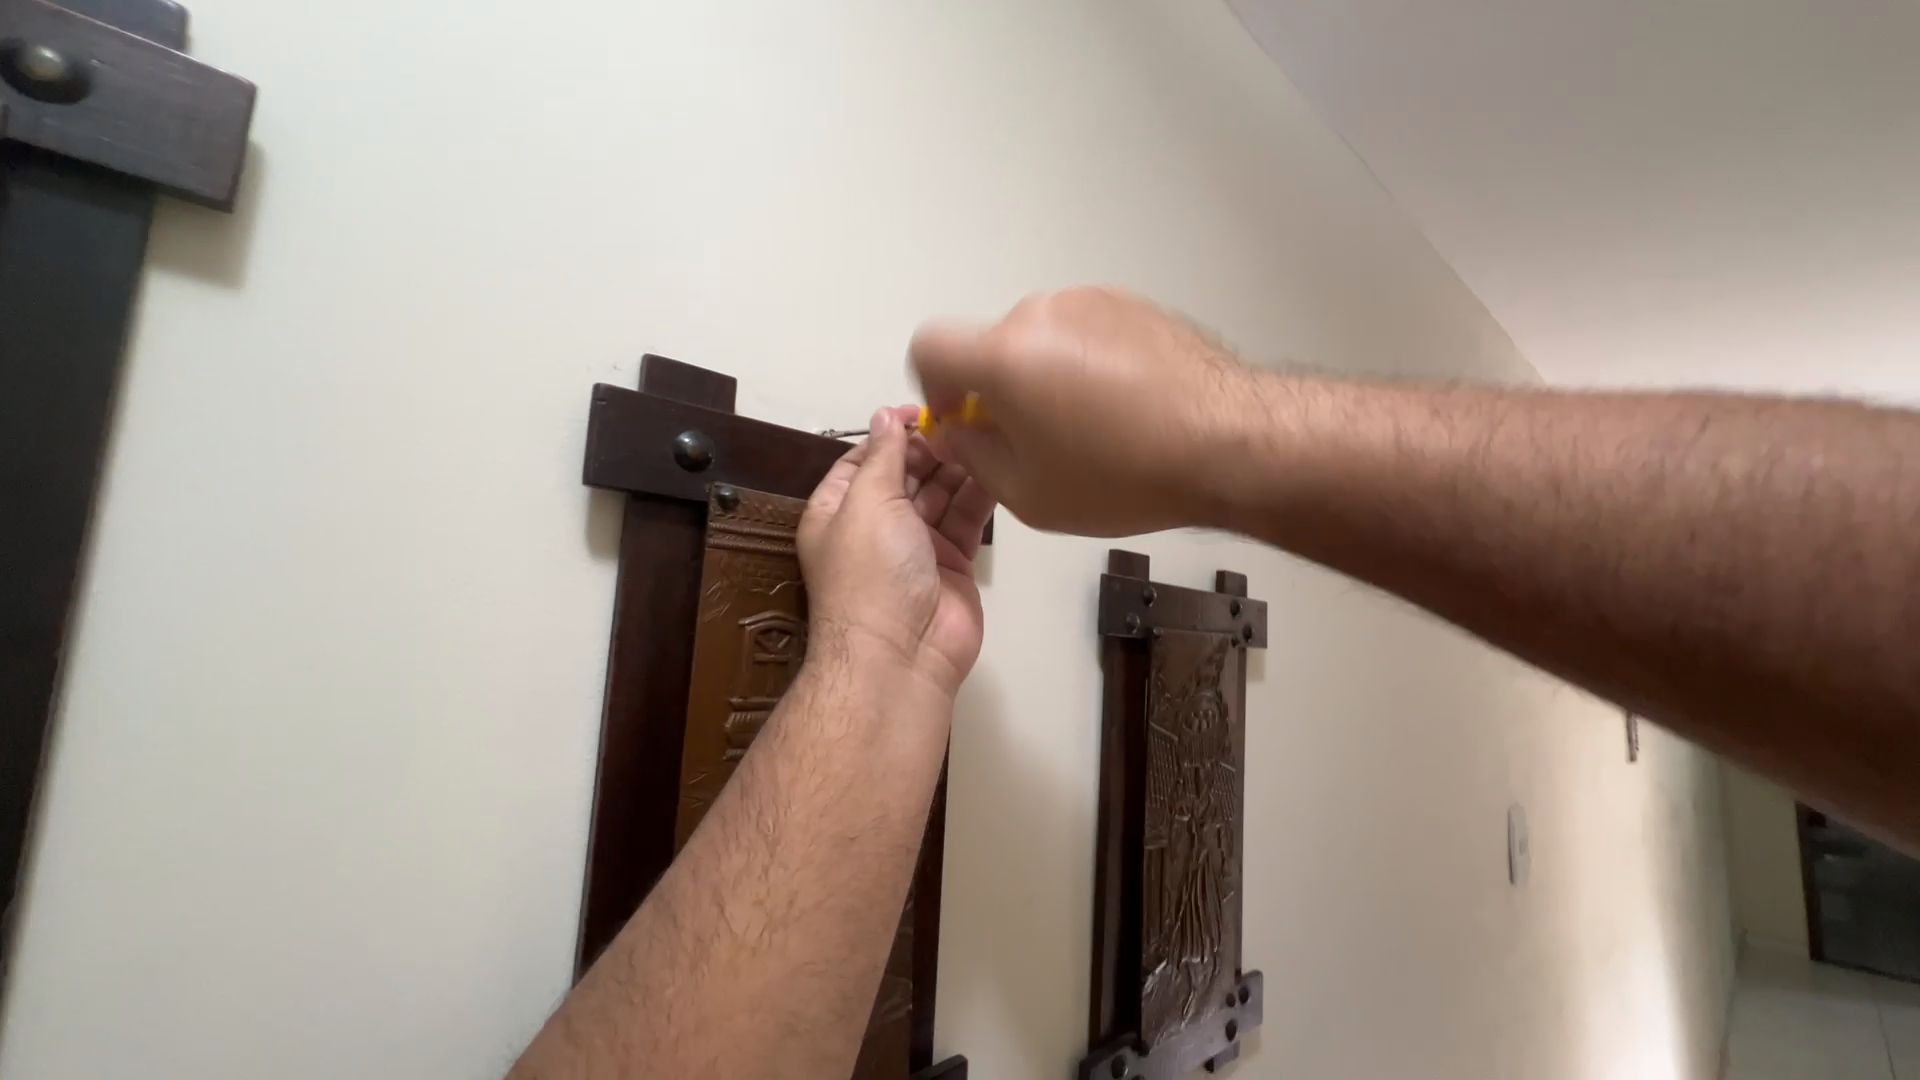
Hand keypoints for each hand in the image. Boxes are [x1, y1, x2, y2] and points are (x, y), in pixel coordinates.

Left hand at [798, 406, 996, 699]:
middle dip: (931, 449)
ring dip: (959, 467)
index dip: (890, 434)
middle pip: (906, 474)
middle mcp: (876, 526)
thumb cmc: (872, 572)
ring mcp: (917, 546)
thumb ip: (882, 456)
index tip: (922, 411)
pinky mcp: (953, 562)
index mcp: (839, 511)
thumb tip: (885, 415)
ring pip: (940, 494)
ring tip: (985, 437)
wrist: (902, 654)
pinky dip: (980, 495)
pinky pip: (966, 519)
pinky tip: (998, 467)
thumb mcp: (867, 502)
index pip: (864, 460)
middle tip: (963, 422)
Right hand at [910, 287, 1262, 535]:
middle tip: (1037, 442)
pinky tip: (1125, 408)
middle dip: (998, 390)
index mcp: (1004, 355)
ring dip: (1045, 377)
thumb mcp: (1027, 494)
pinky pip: (1086, 333)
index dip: (934, 385)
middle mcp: (1042, 312)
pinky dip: (1087, 365)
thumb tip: (954, 430)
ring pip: (1041, 340)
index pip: (929, 345)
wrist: (1230, 442)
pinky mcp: (1133, 304)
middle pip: (992, 346)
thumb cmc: (1121, 477)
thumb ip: (972, 456)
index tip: (965, 419)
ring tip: (1093, 429)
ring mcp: (1092, 301)